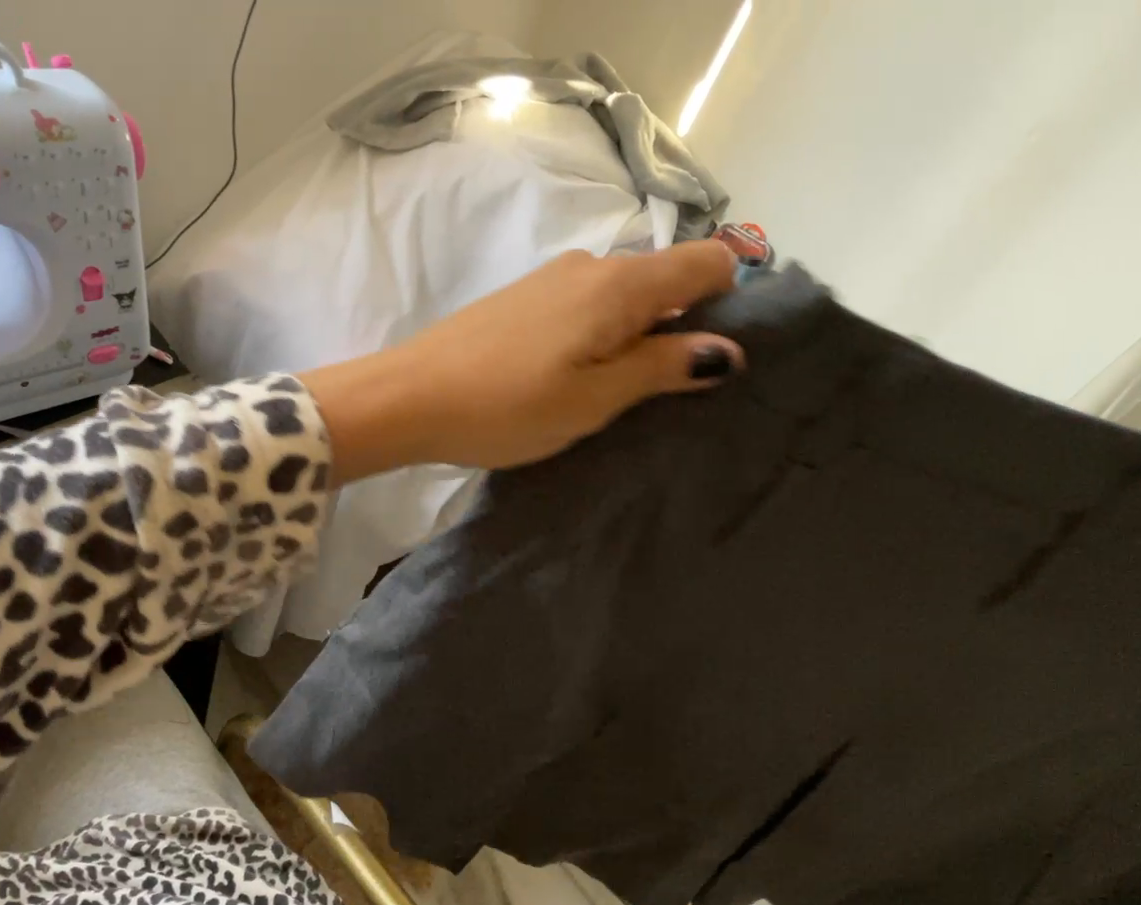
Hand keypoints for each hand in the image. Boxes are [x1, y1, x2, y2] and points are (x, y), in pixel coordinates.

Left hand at [301, 241, 742, 483]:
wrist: (409, 397)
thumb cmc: (507, 406)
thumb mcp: (595, 398)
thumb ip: (663, 367)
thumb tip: (730, 350)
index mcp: (620, 285)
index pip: (708, 262)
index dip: (731, 302)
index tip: (721, 357)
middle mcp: (591, 266)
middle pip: (666, 280)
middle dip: (684, 326)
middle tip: (674, 392)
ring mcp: (552, 280)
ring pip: (624, 297)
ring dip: (638, 336)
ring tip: (624, 394)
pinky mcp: (524, 300)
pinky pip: (587, 308)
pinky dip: (601, 336)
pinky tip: (579, 378)